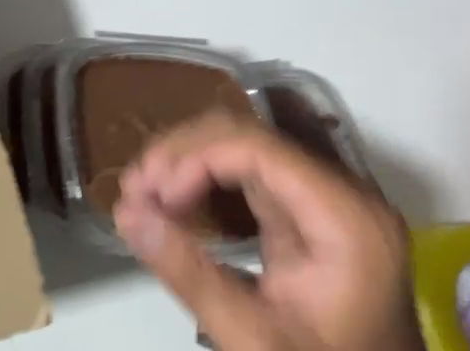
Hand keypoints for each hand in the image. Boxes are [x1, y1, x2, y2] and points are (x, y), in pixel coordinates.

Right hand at [112, 111, 422, 350]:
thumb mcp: (256, 338)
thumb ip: (190, 273)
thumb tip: (124, 211)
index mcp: (344, 219)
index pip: (254, 147)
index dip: (192, 158)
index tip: (149, 195)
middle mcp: (343, 195)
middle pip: (245, 138)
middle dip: (180, 155)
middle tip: (134, 191)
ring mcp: (329, 203)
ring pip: (241, 148)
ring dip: (185, 163)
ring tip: (143, 195)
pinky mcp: (311, 216)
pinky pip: (248, 173)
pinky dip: (204, 180)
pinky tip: (173, 202)